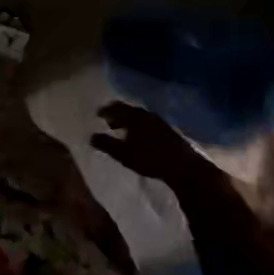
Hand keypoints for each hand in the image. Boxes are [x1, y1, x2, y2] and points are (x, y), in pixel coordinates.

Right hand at [90, 102, 218, 194]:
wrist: (183, 166)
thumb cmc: (149, 158)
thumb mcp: (123, 153)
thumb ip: (106, 144)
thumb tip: (90, 136)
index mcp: (134, 116)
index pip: (116, 107)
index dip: (105, 110)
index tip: (98, 114)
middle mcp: (146, 115)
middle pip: (129, 110)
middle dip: (117, 115)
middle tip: (109, 123)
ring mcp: (160, 122)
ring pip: (140, 117)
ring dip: (130, 121)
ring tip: (124, 131)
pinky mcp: (169, 131)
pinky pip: (150, 123)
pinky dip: (141, 127)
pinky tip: (141, 138)